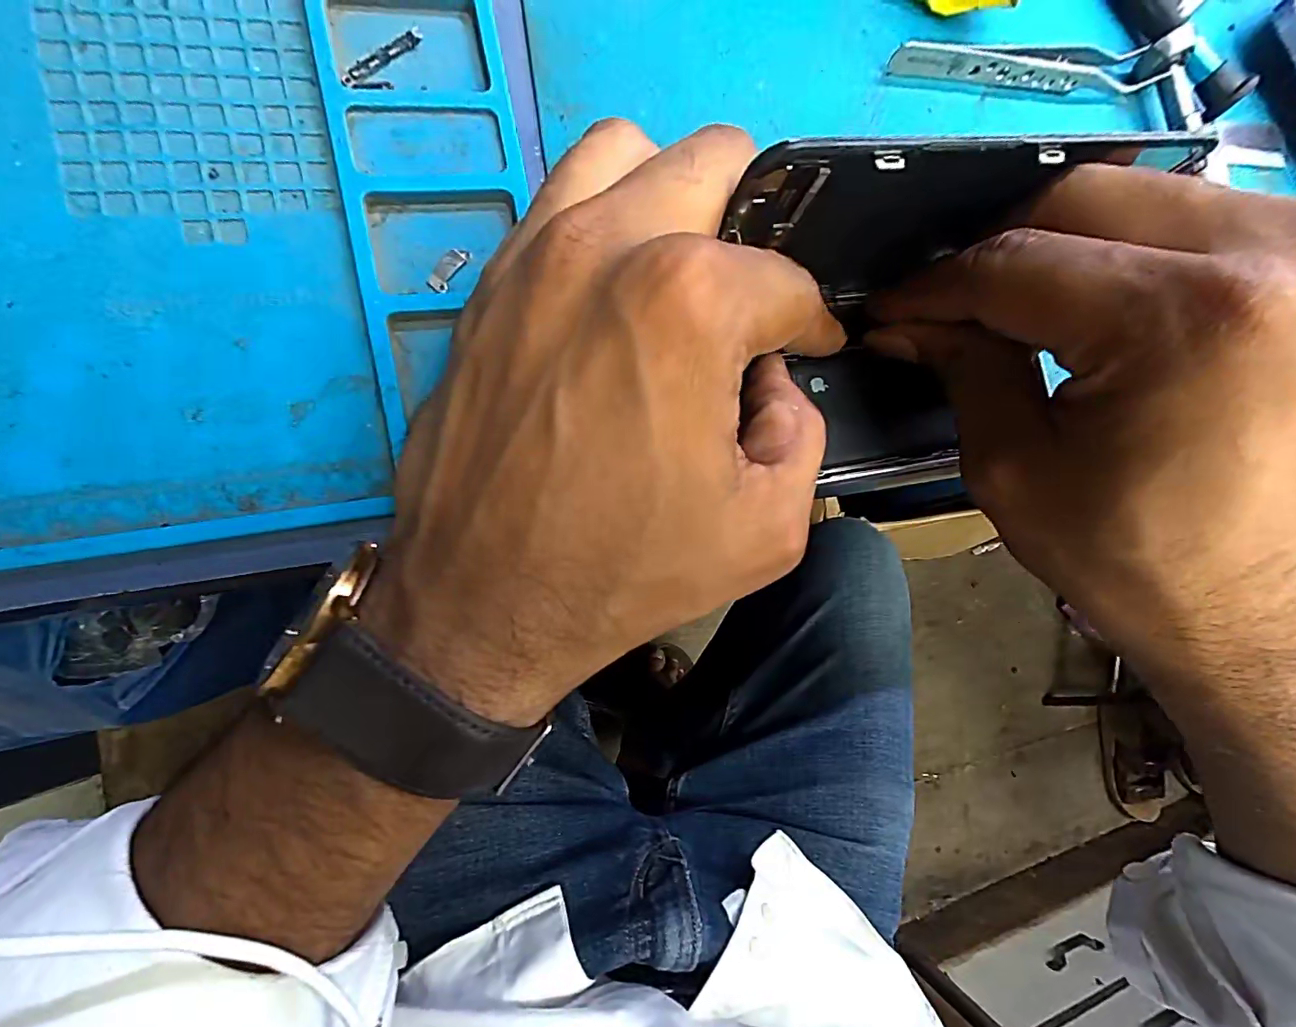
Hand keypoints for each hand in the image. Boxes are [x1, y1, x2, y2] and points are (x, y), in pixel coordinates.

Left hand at [358, 120, 843, 725]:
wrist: (484, 603)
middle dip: (750, 226)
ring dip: (669, 196)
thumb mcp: (768, 526)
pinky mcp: (487, 285)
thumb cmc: (627, 572)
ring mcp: (534, 255)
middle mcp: (608, 247)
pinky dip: (600, 225)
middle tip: (748, 298)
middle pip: (711, 163)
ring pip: (621, 154)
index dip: (811, 323)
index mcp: (691, 302)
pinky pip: (555, 206)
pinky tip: (611, 294)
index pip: (785, 280)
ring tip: (680, 271)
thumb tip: (770, 379)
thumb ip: (801, 429)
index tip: (808, 350)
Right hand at [868, 165, 1295, 676]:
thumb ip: (963, 369)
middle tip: (946, 305)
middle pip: (1080, 197)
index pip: (1018, 264)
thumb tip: (905, 320)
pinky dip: (1122, 251)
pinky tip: (1087, 301)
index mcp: (1183, 319)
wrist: (1265, 609)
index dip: (937, 285)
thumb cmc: (1131, 561)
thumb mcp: (1015, 471)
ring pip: (1136, 195)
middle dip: (993, 249)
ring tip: (1009, 306)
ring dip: (1056, 246)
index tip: (889, 307)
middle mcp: (1273, 249)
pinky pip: (1194, 218)